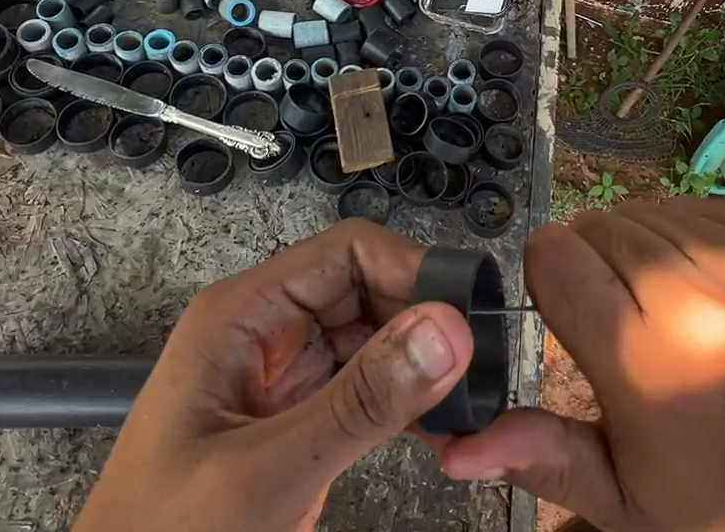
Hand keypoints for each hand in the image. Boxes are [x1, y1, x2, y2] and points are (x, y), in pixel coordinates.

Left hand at [74, 219, 474, 531]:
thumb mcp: (267, 471)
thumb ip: (360, 402)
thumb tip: (450, 328)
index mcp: (244, 312)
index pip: (346, 252)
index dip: (411, 269)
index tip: (468, 315)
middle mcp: (269, 328)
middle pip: (367, 289)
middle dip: (424, 320)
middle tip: (480, 366)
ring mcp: (287, 373)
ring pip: (374, 337)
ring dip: (421, 364)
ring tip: (469, 402)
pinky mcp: (302, 415)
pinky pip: (367, 386)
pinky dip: (406, 402)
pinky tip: (442, 430)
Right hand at [436, 198, 724, 531]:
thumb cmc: (721, 496)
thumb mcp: (625, 498)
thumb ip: (541, 454)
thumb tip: (453, 447)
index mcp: (649, 361)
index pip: (553, 256)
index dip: (549, 280)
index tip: (568, 316)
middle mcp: (697, 295)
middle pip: (596, 224)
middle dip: (591, 260)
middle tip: (618, 316)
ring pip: (642, 208)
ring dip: (635, 244)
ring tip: (661, 301)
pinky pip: (691, 204)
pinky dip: (680, 235)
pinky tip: (701, 284)